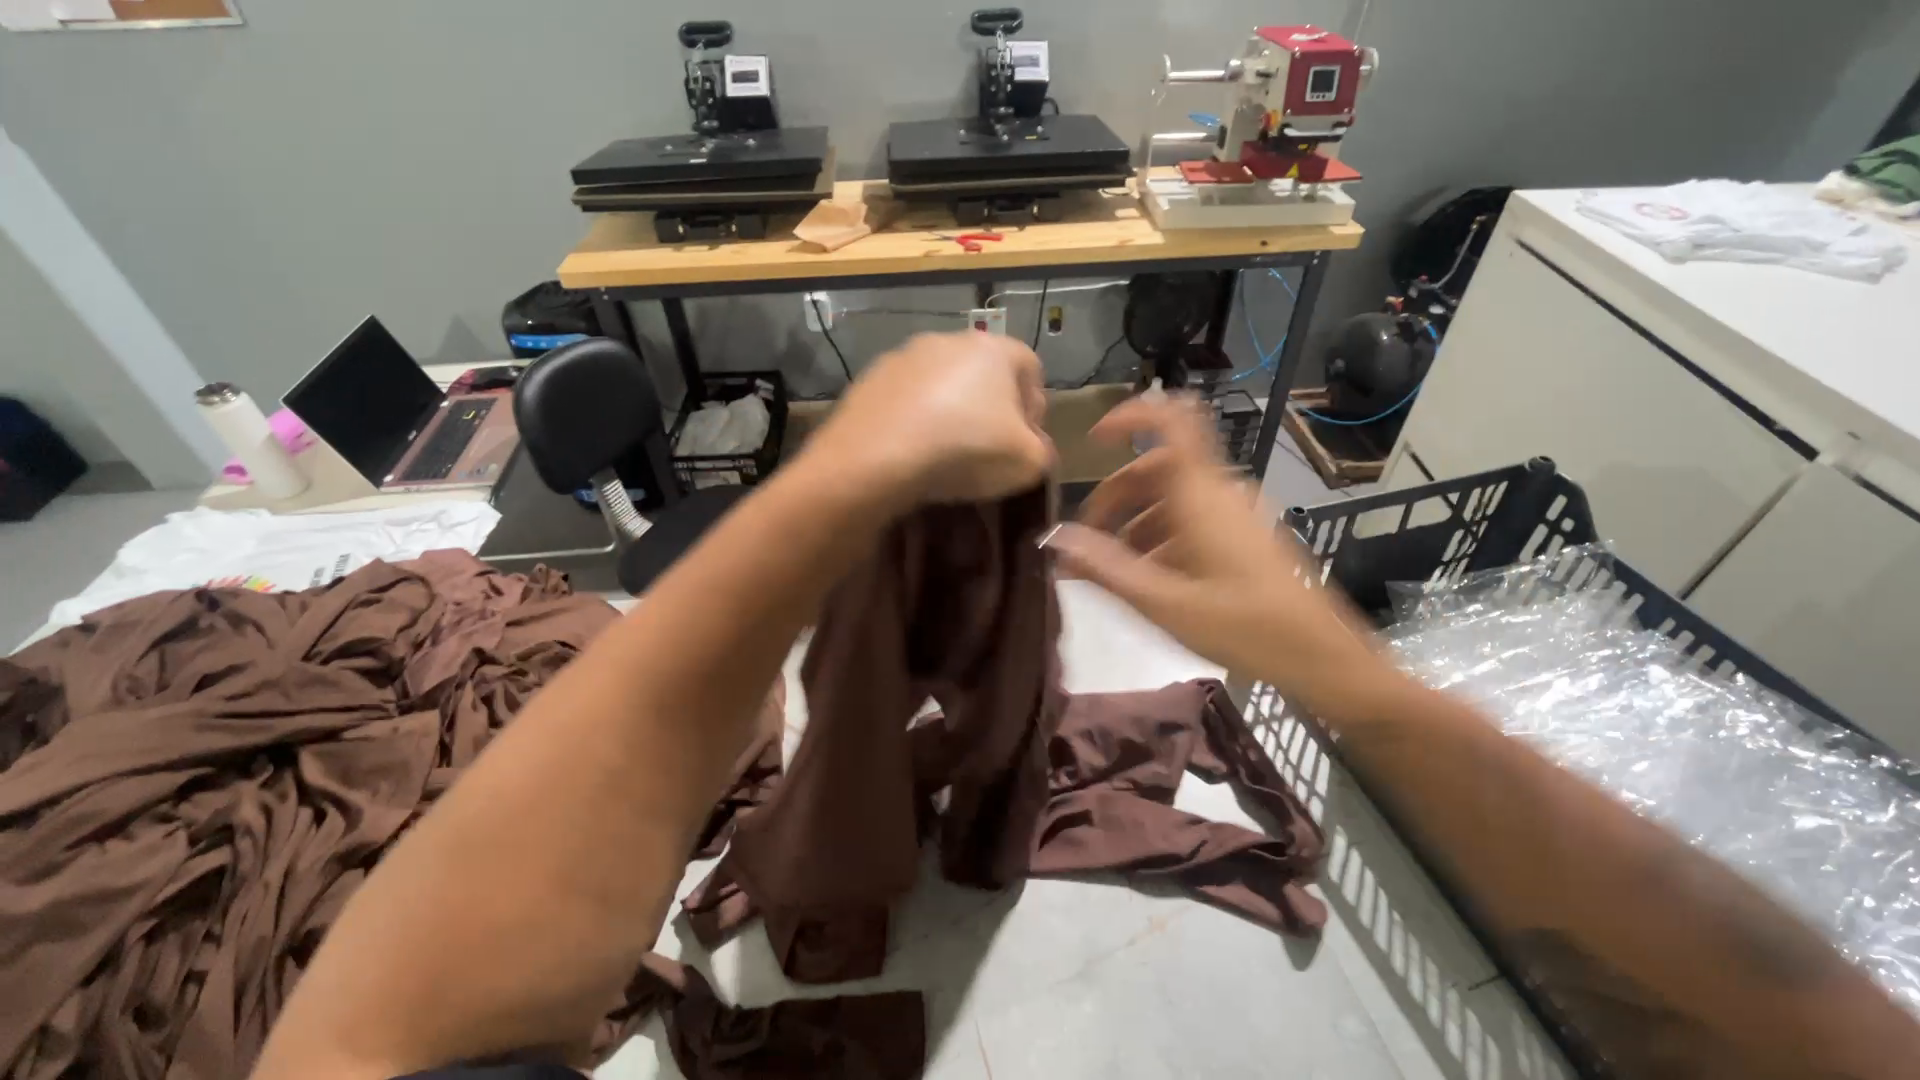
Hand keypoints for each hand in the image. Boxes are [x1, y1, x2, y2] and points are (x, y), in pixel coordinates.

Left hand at [807, 331, 1052, 504]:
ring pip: (940, 386)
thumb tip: (1032, 447)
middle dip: (990, 409)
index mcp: (994, 349)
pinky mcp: (869, 380)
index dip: (1035, 407)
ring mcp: (903, 357)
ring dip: (948, 413)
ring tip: (944, 455)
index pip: (1031, 368)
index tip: (1026, 441)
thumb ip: (1041, 451)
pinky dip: (913, 422)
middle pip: (983, 374)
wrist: (875, 458)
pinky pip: (905, 401)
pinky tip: (910, 454)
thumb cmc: (965, 450)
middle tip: (988, 449)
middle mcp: (948, 341)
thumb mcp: (1027, 462)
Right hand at [1044, 396, 1402, 720]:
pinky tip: (1149, 581)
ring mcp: (1235, 513)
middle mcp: (1218, 492)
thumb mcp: (1162, 603)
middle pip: (1156, 469)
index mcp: (1200, 495)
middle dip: (1114, 498)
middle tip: (1087, 542)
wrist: (1319, 655)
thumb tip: (1054, 538)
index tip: (1095, 440)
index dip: (1131, 416)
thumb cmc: (1241, 626)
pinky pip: (1192, 519)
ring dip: (1134, 523)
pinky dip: (1161, 537)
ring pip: (1172, 498)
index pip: (1171, 421)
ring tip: (1111, 571)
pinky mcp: (1244, 536)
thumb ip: (1104, 568)